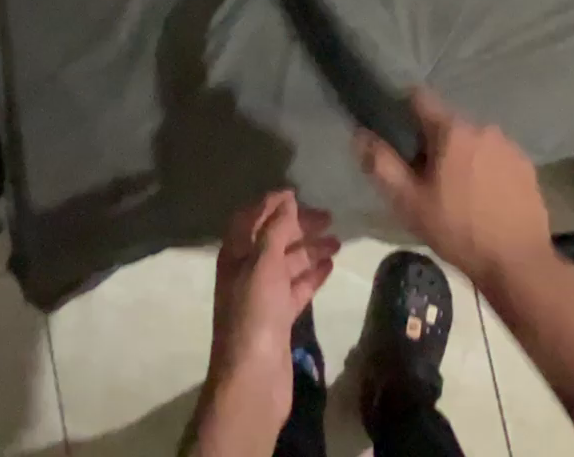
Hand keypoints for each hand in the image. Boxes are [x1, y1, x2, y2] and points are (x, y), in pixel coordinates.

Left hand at [198, 190, 339, 451]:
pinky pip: (298, 287)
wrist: (252, 380)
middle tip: (328, 216)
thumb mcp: (263, 265)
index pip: (251, 219)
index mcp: (235, 255)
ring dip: (310, 248)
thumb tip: (286, 199)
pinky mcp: (280, 317)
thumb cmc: (254, 314)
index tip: (297, 193)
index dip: (270, 204)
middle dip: (298, 225)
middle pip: (273, 239)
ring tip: (338, 239)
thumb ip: (275, 230)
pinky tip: (332, 264)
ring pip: (288, 263)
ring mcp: (263, 296)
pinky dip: (313, 274)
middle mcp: (247, 271)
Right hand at [356, 89, 553, 289]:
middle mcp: (483, 127)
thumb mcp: (410, 203)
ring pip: (473, 141)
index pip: (421, 98)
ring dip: (461, 156)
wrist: (518, 263)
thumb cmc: (458, 230)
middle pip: (447, 124)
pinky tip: (483, 199)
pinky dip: (485, 168)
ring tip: (456, 192)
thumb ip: (382, 165)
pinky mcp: (526, 166)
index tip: (395, 129)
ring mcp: (509, 146)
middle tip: (424, 177)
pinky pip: (495, 156)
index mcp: (452, 130)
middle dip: (433, 142)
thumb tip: (359, 134)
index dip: (403, 108)